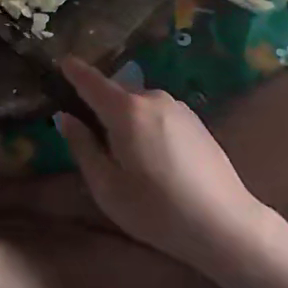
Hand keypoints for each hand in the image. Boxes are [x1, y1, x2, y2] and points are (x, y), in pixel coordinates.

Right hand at [55, 58, 271, 266]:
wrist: (226, 226)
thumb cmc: (157, 210)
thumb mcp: (107, 186)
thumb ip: (82, 147)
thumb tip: (67, 118)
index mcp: (126, 111)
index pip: (91, 81)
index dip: (74, 71)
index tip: (61, 61)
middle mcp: (152, 98)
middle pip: (115, 92)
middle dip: (98, 103)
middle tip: (87, 129)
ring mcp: (178, 107)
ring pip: (137, 103)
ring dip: (124, 116)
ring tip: (121, 150)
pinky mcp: (195, 120)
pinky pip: (156, 112)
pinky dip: (144, 123)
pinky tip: (150, 155)